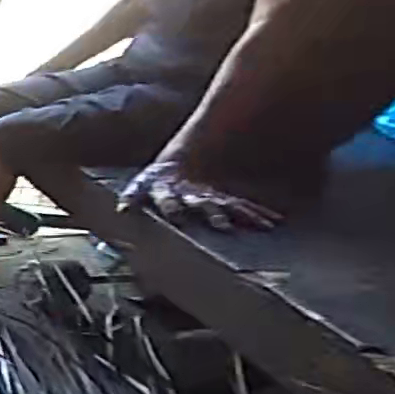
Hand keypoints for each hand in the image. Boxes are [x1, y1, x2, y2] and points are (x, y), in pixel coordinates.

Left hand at [118, 158, 279, 230]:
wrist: (174, 167)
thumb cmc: (151, 183)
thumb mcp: (138, 187)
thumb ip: (131, 198)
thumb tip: (122, 208)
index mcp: (168, 192)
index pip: (168, 199)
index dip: (172, 208)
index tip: (176, 218)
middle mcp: (192, 194)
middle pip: (203, 204)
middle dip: (212, 214)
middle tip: (222, 226)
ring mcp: (210, 196)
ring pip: (228, 205)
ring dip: (241, 216)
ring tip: (260, 226)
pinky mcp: (223, 198)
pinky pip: (243, 206)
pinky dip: (256, 214)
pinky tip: (271, 222)